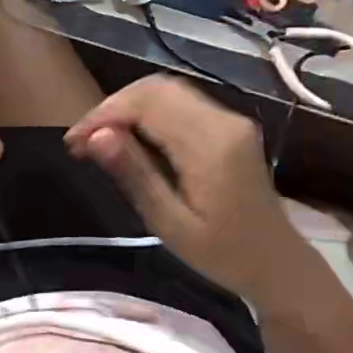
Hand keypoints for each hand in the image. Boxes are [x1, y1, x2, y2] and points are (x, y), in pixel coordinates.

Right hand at [64, 76, 309, 304]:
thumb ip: (135, 175)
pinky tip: (129, 136)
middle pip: (158, 88)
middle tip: (82, 140)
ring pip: (168, 90)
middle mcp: (224, 121)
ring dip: (128, 106)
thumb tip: (95, 137)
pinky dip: (148, 112)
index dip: (105, 115)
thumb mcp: (171, 224)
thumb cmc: (224, 255)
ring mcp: (230, 120)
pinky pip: (181, 103)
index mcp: (211, 146)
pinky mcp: (230, 126)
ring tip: (99, 138)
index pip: (148, 105)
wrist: (278, 264)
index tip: (74, 142)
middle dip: (113, 106)